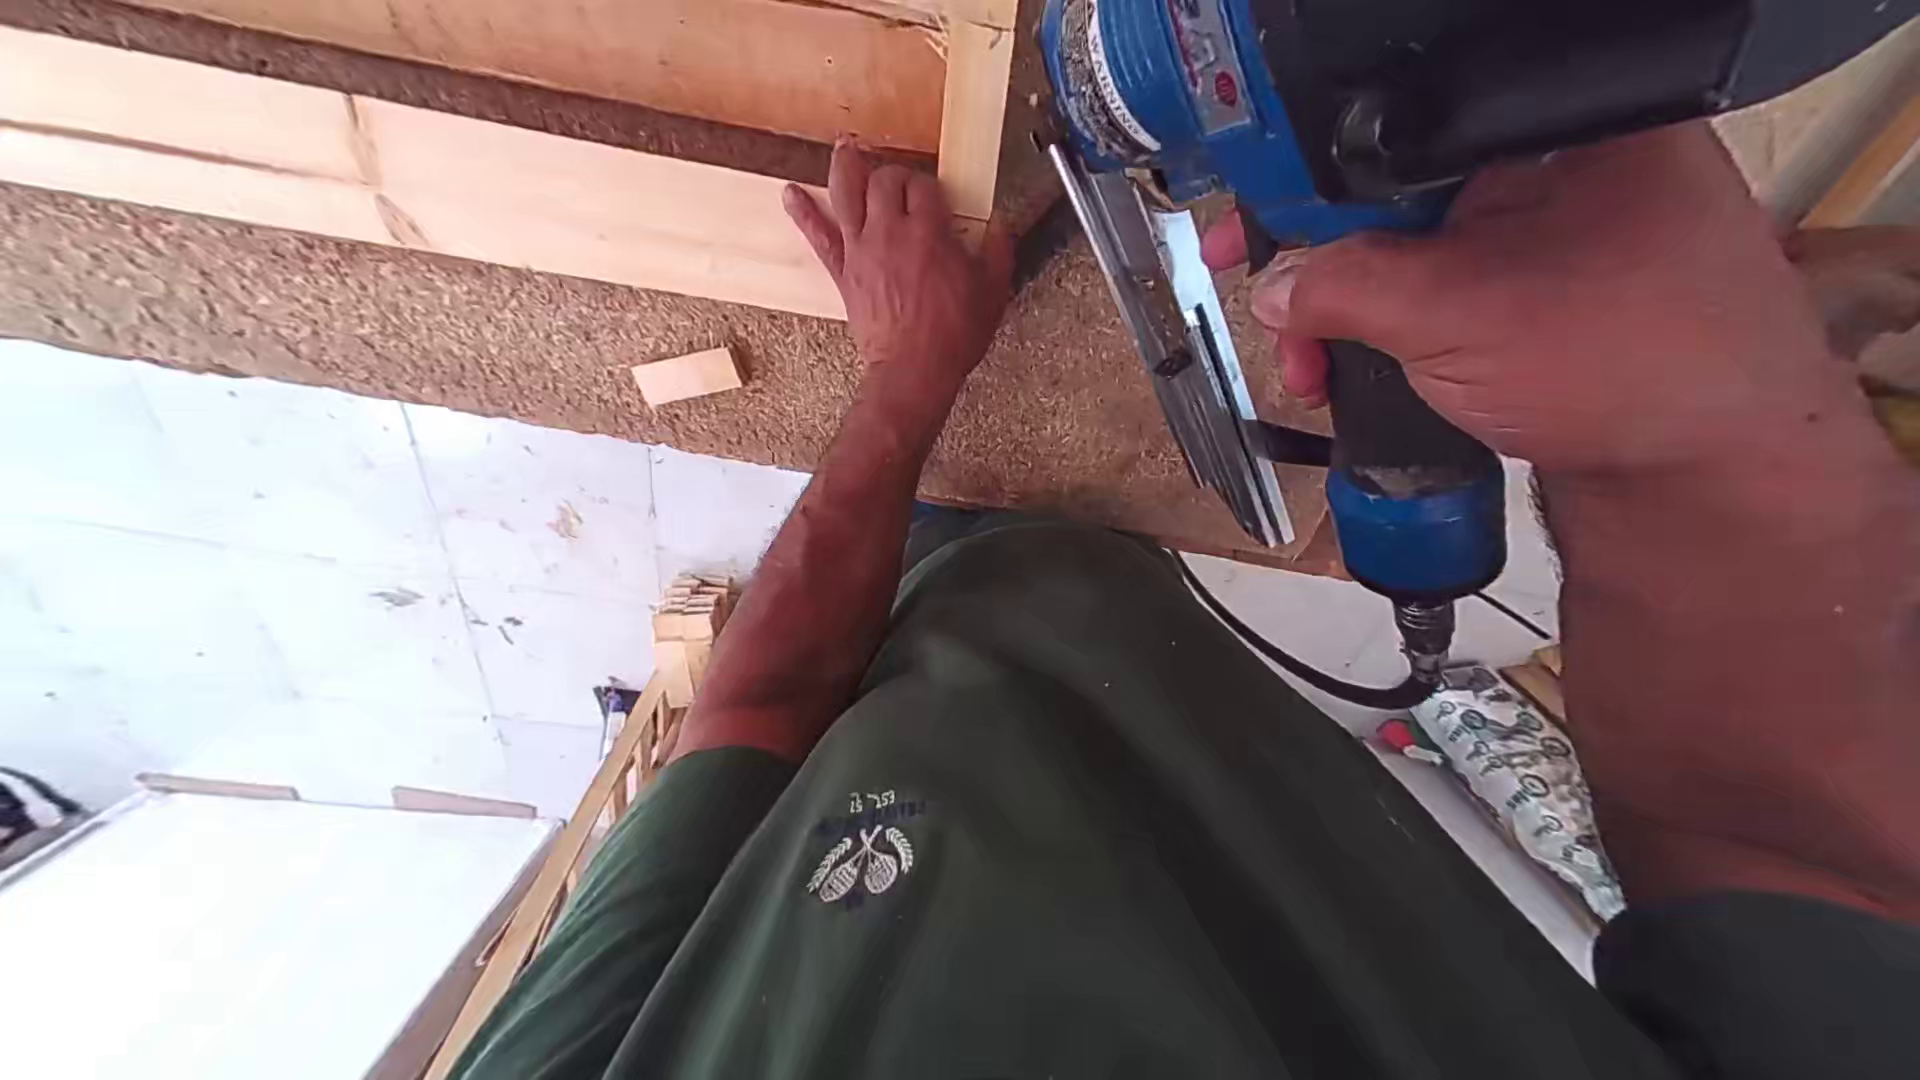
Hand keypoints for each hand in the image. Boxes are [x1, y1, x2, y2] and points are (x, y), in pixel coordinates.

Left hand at [785, 141, 1013, 403]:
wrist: (914, 370)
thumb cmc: (950, 337)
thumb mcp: (991, 294)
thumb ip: (998, 253)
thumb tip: (1002, 229)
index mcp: (929, 232)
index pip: (924, 187)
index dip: (930, 188)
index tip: (936, 200)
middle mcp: (891, 232)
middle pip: (885, 180)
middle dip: (894, 175)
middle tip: (901, 182)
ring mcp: (863, 251)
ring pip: (847, 192)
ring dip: (845, 166)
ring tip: (846, 148)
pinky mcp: (845, 274)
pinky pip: (820, 238)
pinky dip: (804, 214)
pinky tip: (790, 195)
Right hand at [1203, 123, 1867, 475]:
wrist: (1689, 468)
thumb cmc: (1615, 369)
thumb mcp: (1454, 314)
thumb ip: (1346, 289)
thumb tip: (1272, 287)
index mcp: (1548, 141)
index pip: (1389, 151)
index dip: (1300, 195)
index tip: (1239, 237)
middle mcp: (1532, 181)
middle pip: (1375, 218)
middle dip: (1311, 285)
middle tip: (1278, 331)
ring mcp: (1517, 246)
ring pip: (1383, 271)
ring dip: (1329, 327)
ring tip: (1313, 378)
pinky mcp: (1501, 302)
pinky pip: (1405, 307)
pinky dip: (1362, 344)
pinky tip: (1344, 376)